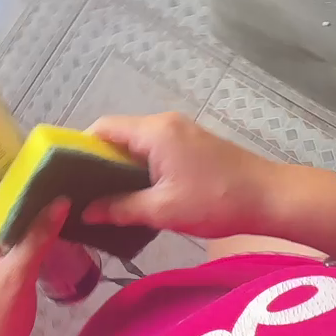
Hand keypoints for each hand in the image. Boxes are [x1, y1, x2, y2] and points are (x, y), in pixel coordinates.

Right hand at [81, 113, 279, 238]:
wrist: (270, 198)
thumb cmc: (215, 201)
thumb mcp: (163, 209)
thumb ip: (120, 208)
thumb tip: (85, 213)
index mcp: (154, 131)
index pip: (103, 128)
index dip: (80, 147)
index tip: (65, 174)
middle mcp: (164, 122)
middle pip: (118, 134)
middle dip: (97, 160)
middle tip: (79, 191)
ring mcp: (179, 131)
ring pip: (135, 142)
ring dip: (119, 165)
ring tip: (101, 196)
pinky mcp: (191, 143)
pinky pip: (152, 148)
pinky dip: (138, 166)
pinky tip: (133, 192)